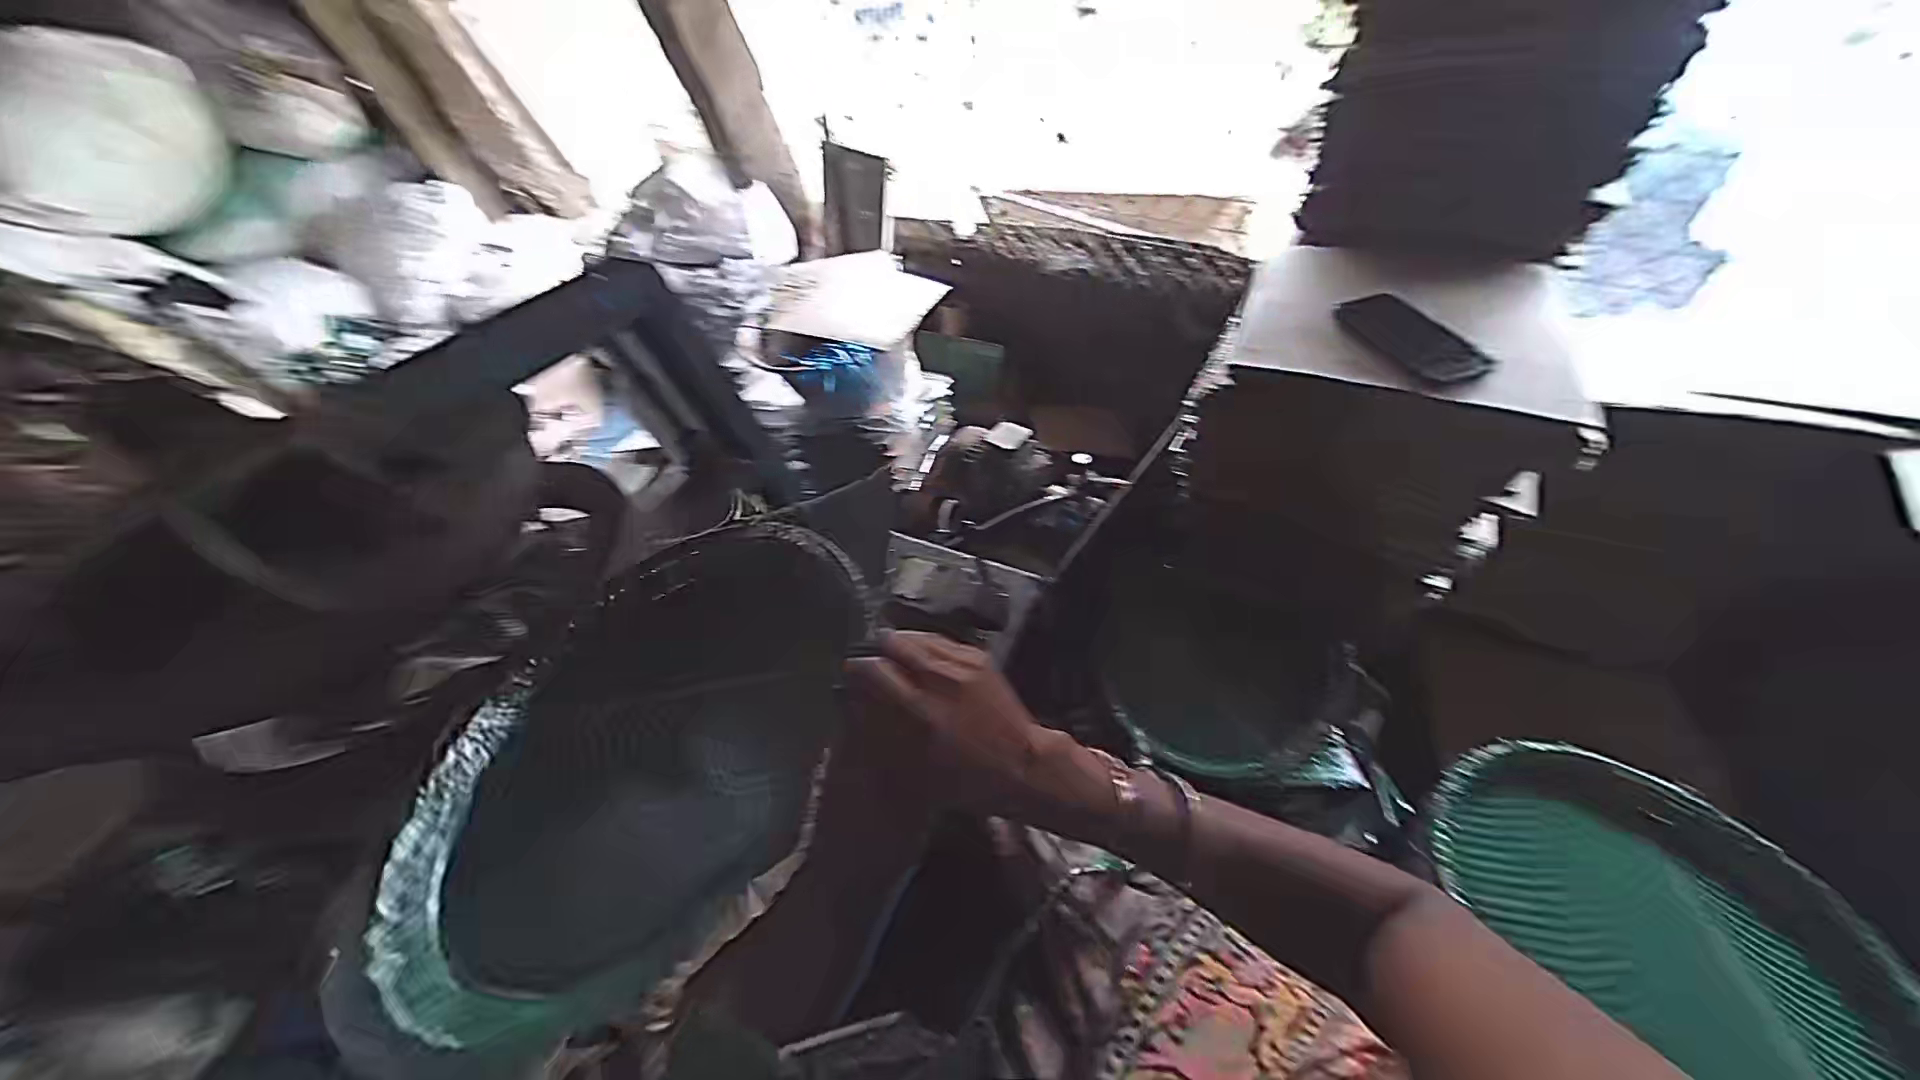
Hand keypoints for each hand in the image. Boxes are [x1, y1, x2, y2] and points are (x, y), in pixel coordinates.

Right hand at [843, 631, 1100, 824]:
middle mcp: (940, 679)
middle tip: (875, 661)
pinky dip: (928, 645)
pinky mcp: (980, 658)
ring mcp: (963, 665)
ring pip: (920, 636)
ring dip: (904, 643)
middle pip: (896, 642)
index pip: (876, 670)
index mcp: (922, 710)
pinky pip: (943, 641)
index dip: (858, 667)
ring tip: (897, 656)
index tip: (852, 671)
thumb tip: (860, 705)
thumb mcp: (919, 769)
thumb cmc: (969, 779)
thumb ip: (887, 733)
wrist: (1023, 764)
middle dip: (880, 649)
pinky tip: (925, 657)